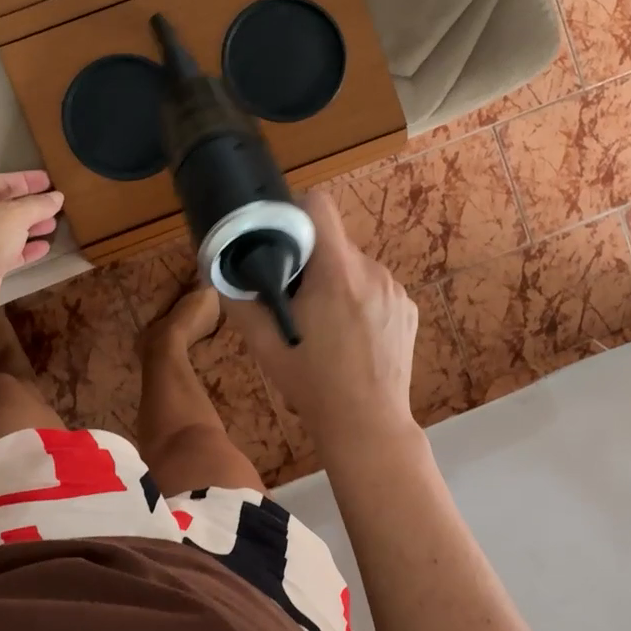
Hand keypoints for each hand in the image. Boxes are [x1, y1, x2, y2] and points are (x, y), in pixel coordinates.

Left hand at [0, 170, 63, 332]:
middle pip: (8, 205)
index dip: (27, 179)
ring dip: (33, 226)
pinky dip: (28, 249)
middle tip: (58, 203)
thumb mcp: (15, 215)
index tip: (50, 180)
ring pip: (11, 230)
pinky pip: (12, 252)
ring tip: (55, 224)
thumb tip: (57, 197)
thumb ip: (38, 204)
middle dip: (32, 203)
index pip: (4, 181)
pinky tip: (45, 248)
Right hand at [222, 191, 418, 453]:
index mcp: (336, 271)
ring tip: (325, 324)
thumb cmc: (311, 383)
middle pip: (334, 242)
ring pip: (355, 267)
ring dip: (337, 283)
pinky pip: (376, 288)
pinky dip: (361, 301)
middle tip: (296, 297)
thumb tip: (221, 271)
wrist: (367, 424)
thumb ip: (239, 300)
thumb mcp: (262, 344)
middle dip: (313, 261)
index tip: (281, 239)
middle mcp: (371, 270)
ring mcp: (395, 289)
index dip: (295, 213)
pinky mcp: (409, 308)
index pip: (319, 206)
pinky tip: (352, 336)